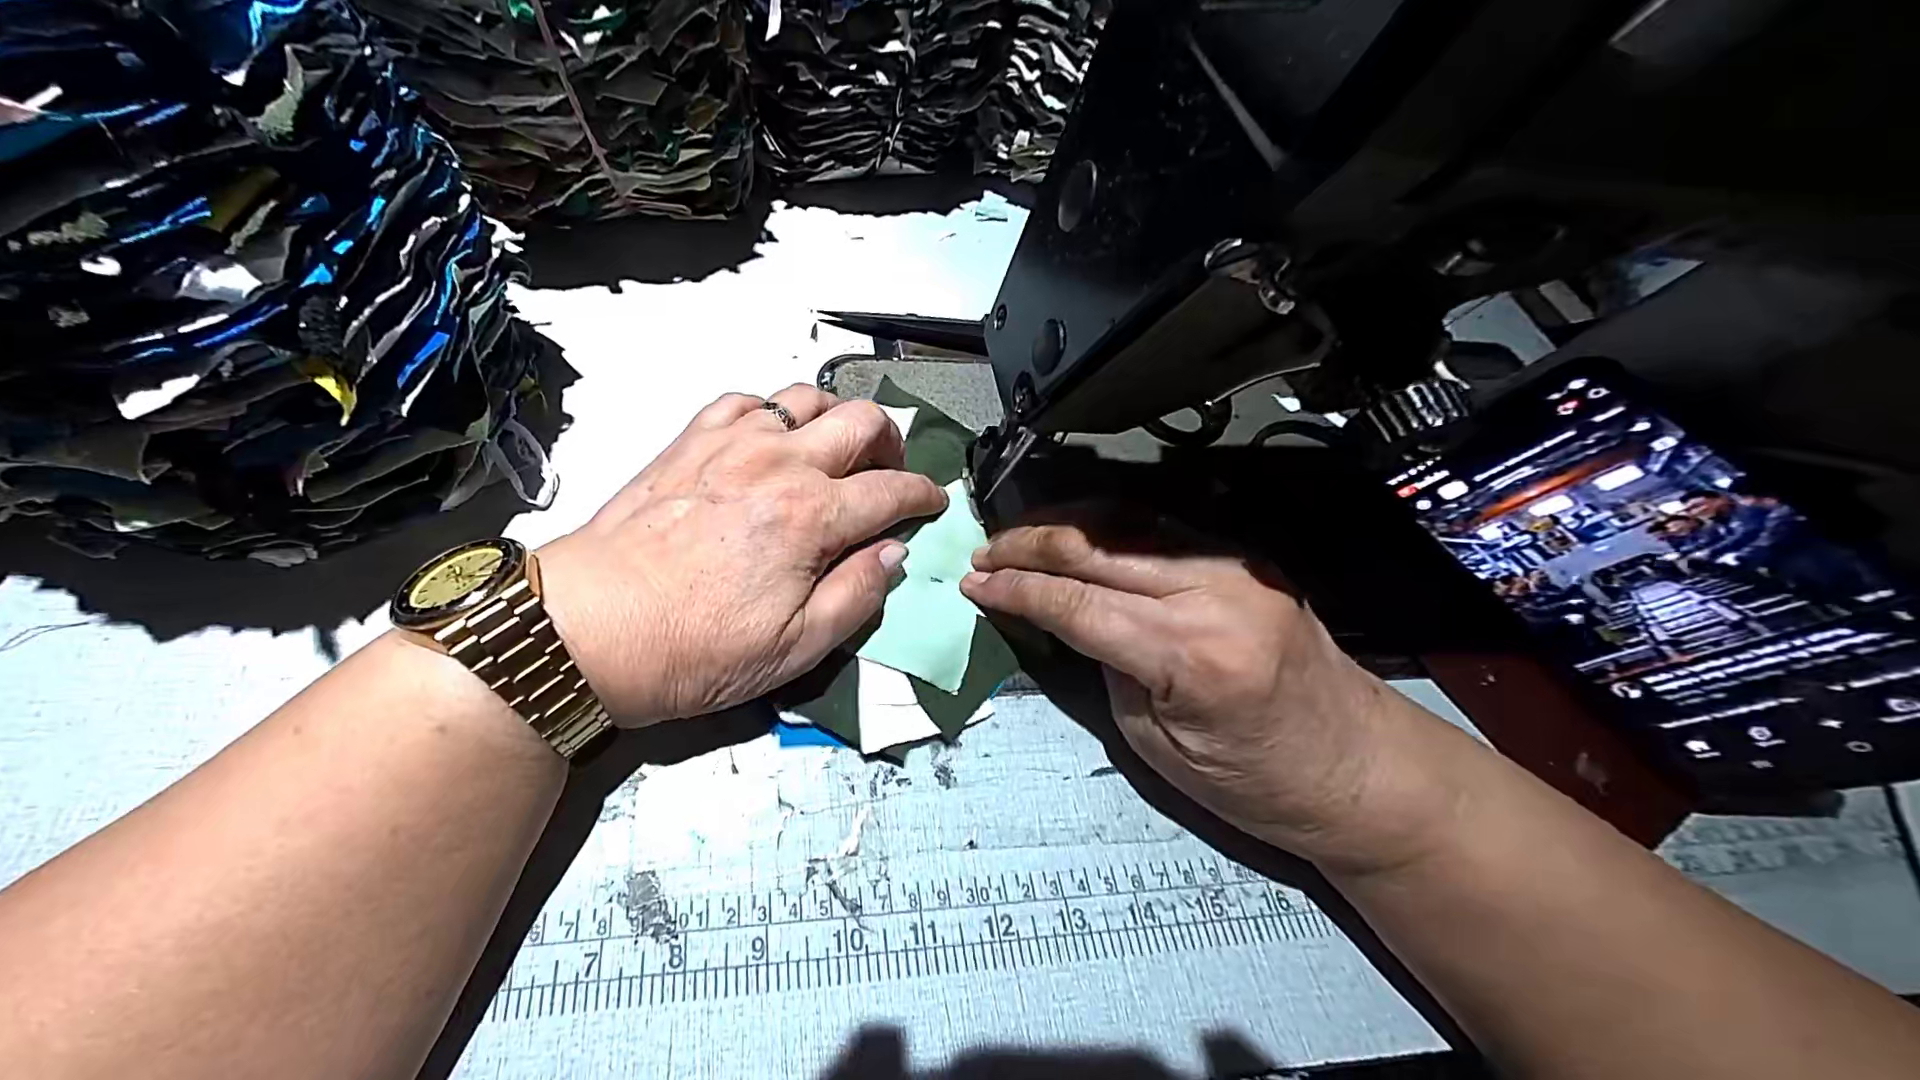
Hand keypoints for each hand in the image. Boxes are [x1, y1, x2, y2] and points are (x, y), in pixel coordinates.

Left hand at [536, 386, 946, 723]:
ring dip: (837, 418)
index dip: (924, 494)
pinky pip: (746, 400)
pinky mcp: (690, 441)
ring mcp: (732, 444)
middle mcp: (779, 464)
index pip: (892, 490)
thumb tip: (893, 553)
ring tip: (837, 450)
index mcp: (813, 516)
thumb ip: (858, 594)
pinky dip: (774, 412)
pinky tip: (772, 439)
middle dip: (891, 442)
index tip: (932, 501)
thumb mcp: (797, 647)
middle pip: (862, 422)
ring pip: (808, 397)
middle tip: (891, 471)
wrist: (587, 630)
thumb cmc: (694, 648)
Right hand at [960, 515, 1473, 873]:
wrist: (1360, 769)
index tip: (974, 583)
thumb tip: (1066, 618)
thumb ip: (1106, 667)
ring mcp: (1236, 566)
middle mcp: (1214, 591)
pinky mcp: (1246, 560)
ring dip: (1065, 525)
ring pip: (1127, 522)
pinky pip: (1160, 532)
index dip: (1016, 590)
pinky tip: (1077, 536)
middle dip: (1029, 544)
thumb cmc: (1256, 784)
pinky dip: (1108, 530)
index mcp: (1189, 652)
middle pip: (1097, 546)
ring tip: (1018, 537)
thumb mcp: (1155, 744)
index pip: (1077, 602)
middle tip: (985, 552)